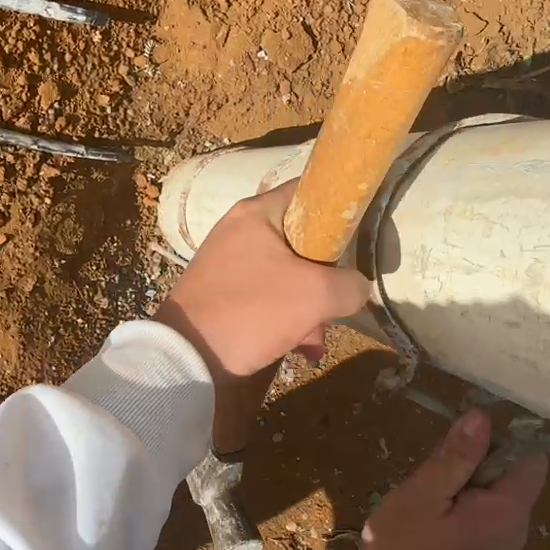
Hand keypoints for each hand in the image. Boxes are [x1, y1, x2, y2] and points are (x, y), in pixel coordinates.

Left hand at [154, 182, 370, 447]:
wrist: (187, 357)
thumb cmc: (251, 311)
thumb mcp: (314, 295)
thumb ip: (349, 285)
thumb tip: (358, 288)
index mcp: (257, 212)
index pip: (311, 192)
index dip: (342, 211)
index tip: (362, 240)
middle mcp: (241, 229)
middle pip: (304, 242)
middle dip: (326, 280)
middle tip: (335, 306)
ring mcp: (230, 262)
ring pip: (289, 276)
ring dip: (310, 309)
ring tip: (314, 341)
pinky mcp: (224, 292)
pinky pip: (268, 297)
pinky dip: (287, 321)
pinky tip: (300, 349)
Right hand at [355, 410, 548, 549]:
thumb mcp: (421, 494)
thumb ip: (454, 457)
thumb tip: (481, 417)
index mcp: (506, 511)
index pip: (530, 458)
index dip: (501, 438)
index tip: (463, 436)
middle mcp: (516, 526)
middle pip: (513, 472)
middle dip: (478, 458)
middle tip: (436, 464)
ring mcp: (503, 541)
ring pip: (496, 489)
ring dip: (467, 477)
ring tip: (430, 485)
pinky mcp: (487, 549)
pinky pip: (486, 508)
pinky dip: (464, 499)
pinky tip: (433, 506)